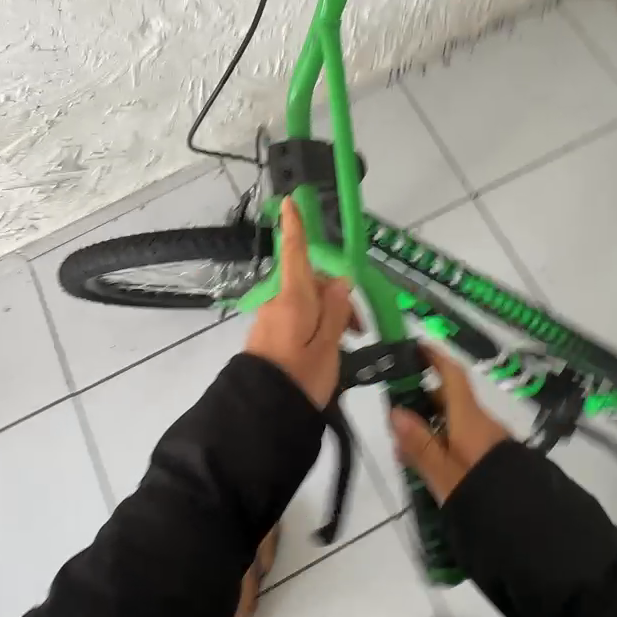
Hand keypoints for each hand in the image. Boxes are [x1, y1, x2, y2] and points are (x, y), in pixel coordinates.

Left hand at [244, 201, 357, 407]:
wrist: (259, 415)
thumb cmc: (299, 378)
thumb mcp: (328, 346)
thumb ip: (335, 310)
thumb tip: (340, 280)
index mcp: (293, 298)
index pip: (295, 253)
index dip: (294, 226)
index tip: (289, 202)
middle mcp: (278, 302)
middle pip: (309, 282)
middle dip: (335, 294)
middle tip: (358, 328)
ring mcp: (270, 319)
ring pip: (305, 302)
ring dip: (327, 314)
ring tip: (346, 344)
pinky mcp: (267, 336)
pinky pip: (295, 318)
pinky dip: (314, 326)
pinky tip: (326, 351)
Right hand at [390, 345, 511, 502]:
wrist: (529, 529)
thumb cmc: (480, 494)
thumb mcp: (442, 474)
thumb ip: (418, 443)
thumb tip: (395, 411)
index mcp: (469, 417)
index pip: (452, 374)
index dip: (435, 357)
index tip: (416, 347)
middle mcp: (483, 422)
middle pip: (451, 400)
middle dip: (423, 402)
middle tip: (395, 416)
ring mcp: (493, 442)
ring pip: (457, 424)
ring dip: (433, 429)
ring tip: (406, 451)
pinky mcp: (499, 463)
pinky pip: (467, 442)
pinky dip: (446, 445)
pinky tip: (431, 469)